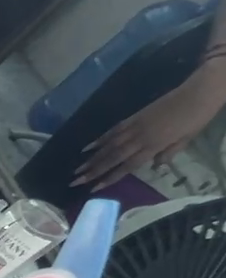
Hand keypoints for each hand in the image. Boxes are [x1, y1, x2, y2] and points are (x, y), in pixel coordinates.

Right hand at [76, 65, 225, 188]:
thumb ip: (170, 151)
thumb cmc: (200, 114)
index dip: (110, 178)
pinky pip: (113, 131)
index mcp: (155, 144)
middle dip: (92, 171)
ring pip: (109, 146)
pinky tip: (87, 148)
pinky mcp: (134, 117)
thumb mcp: (190, 136)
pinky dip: (99, 140)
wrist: (203, 88)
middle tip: (74, 182)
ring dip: (91, 159)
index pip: (128, 166)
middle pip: (112, 158)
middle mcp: (140, 138)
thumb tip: (154, 166)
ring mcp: (135, 127)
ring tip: (77, 169)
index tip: (94, 188)